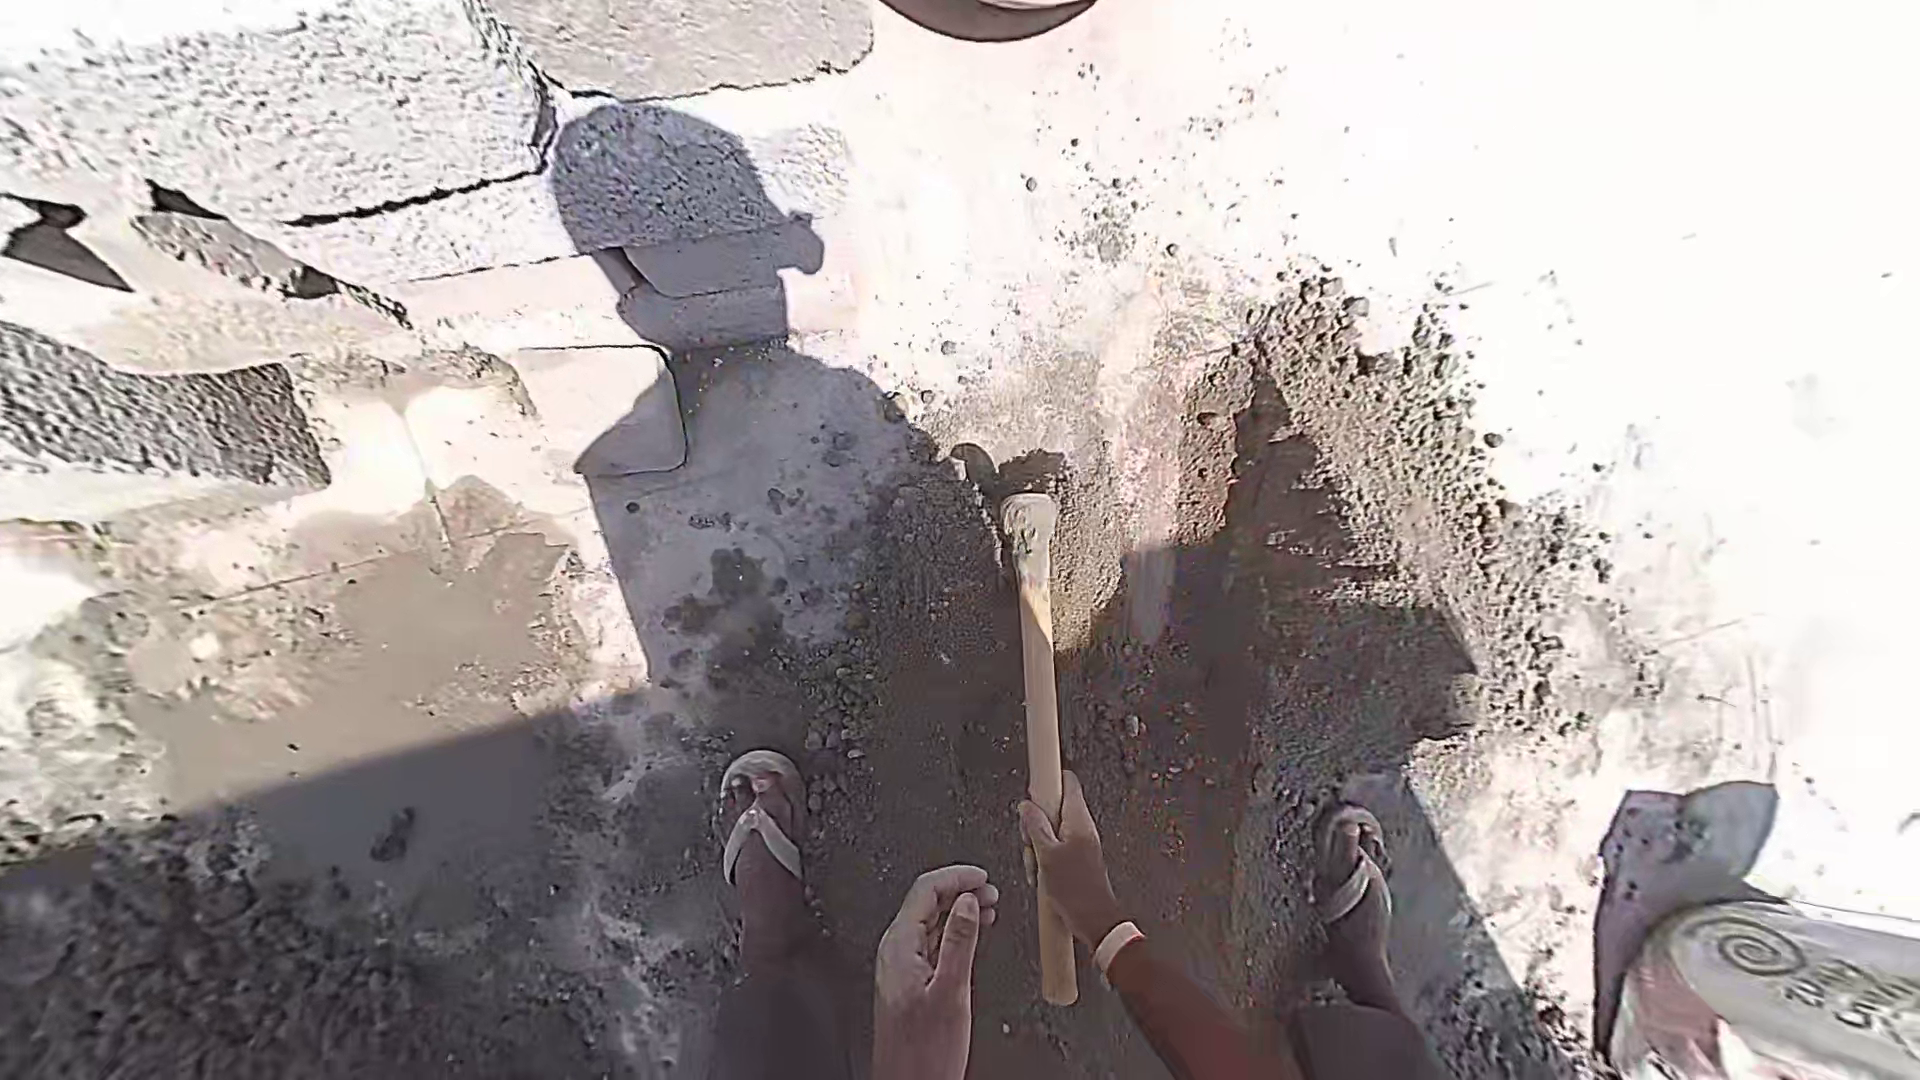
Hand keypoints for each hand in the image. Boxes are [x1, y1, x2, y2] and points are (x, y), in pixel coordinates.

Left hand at [873, 865, 999, 1079]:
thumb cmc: (924, 1056)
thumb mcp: (950, 991)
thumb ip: (959, 940)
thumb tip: (968, 901)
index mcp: (899, 944)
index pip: (926, 889)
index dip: (956, 876)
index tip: (981, 877)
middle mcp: (896, 949)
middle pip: (927, 901)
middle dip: (960, 889)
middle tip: (990, 891)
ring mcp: (901, 965)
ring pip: (931, 920)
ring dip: (959, 909)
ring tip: (987, 906)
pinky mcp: (910, 979)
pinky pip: (932, 940)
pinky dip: (954, 929)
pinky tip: (971, 933)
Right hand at [1018, 771, 1125, 945]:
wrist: (1095, 923)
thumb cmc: (1078, 893)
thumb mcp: (1046, 855)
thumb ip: (1034, 826)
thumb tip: (1025, 807)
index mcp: (1078, 819)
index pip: (1067, 780)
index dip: (1047, 781)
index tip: (1033, 791)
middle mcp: (1082, 826)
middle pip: (1052, 806)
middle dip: (1035, 822)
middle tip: (1031, 840)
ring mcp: (1080, 841)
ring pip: (1050, 828)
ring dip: (1037, 844)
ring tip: (1038, 863)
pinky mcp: (1077, 856)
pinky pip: (1054, 845)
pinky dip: (1044, 856)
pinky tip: (1042, 873)